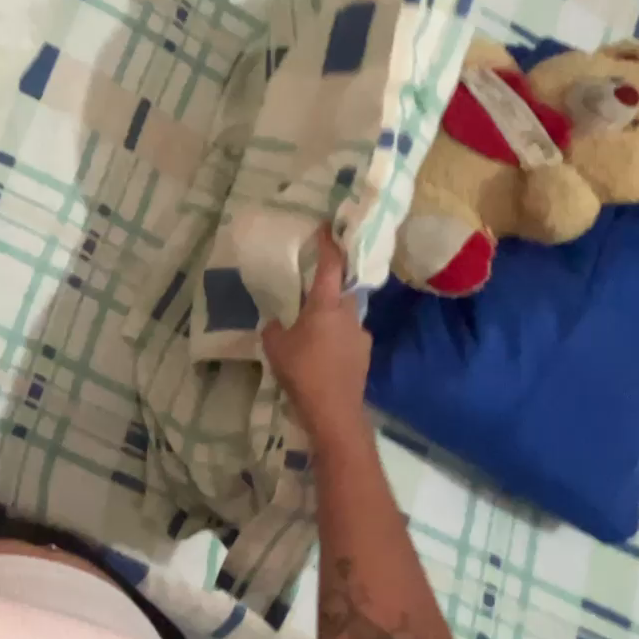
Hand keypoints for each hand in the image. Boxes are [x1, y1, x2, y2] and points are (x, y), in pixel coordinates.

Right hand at [262, 227, 373, 446]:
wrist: (334, 411)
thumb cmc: (302, 371)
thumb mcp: (274, 346)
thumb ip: (274, 327)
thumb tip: (276, 322)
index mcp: (325, 305)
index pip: (330, 266)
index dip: (328, 245)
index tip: (326, 227)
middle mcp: (348, 314)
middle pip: (340, 290)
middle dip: (327, 286)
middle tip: (310, 288)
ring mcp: (360, 335)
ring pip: (344, 315)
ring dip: (330, 316)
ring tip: (311, 330)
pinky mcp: (364, 355)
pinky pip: (348, 337)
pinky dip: (335, 338)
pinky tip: (321, 354)